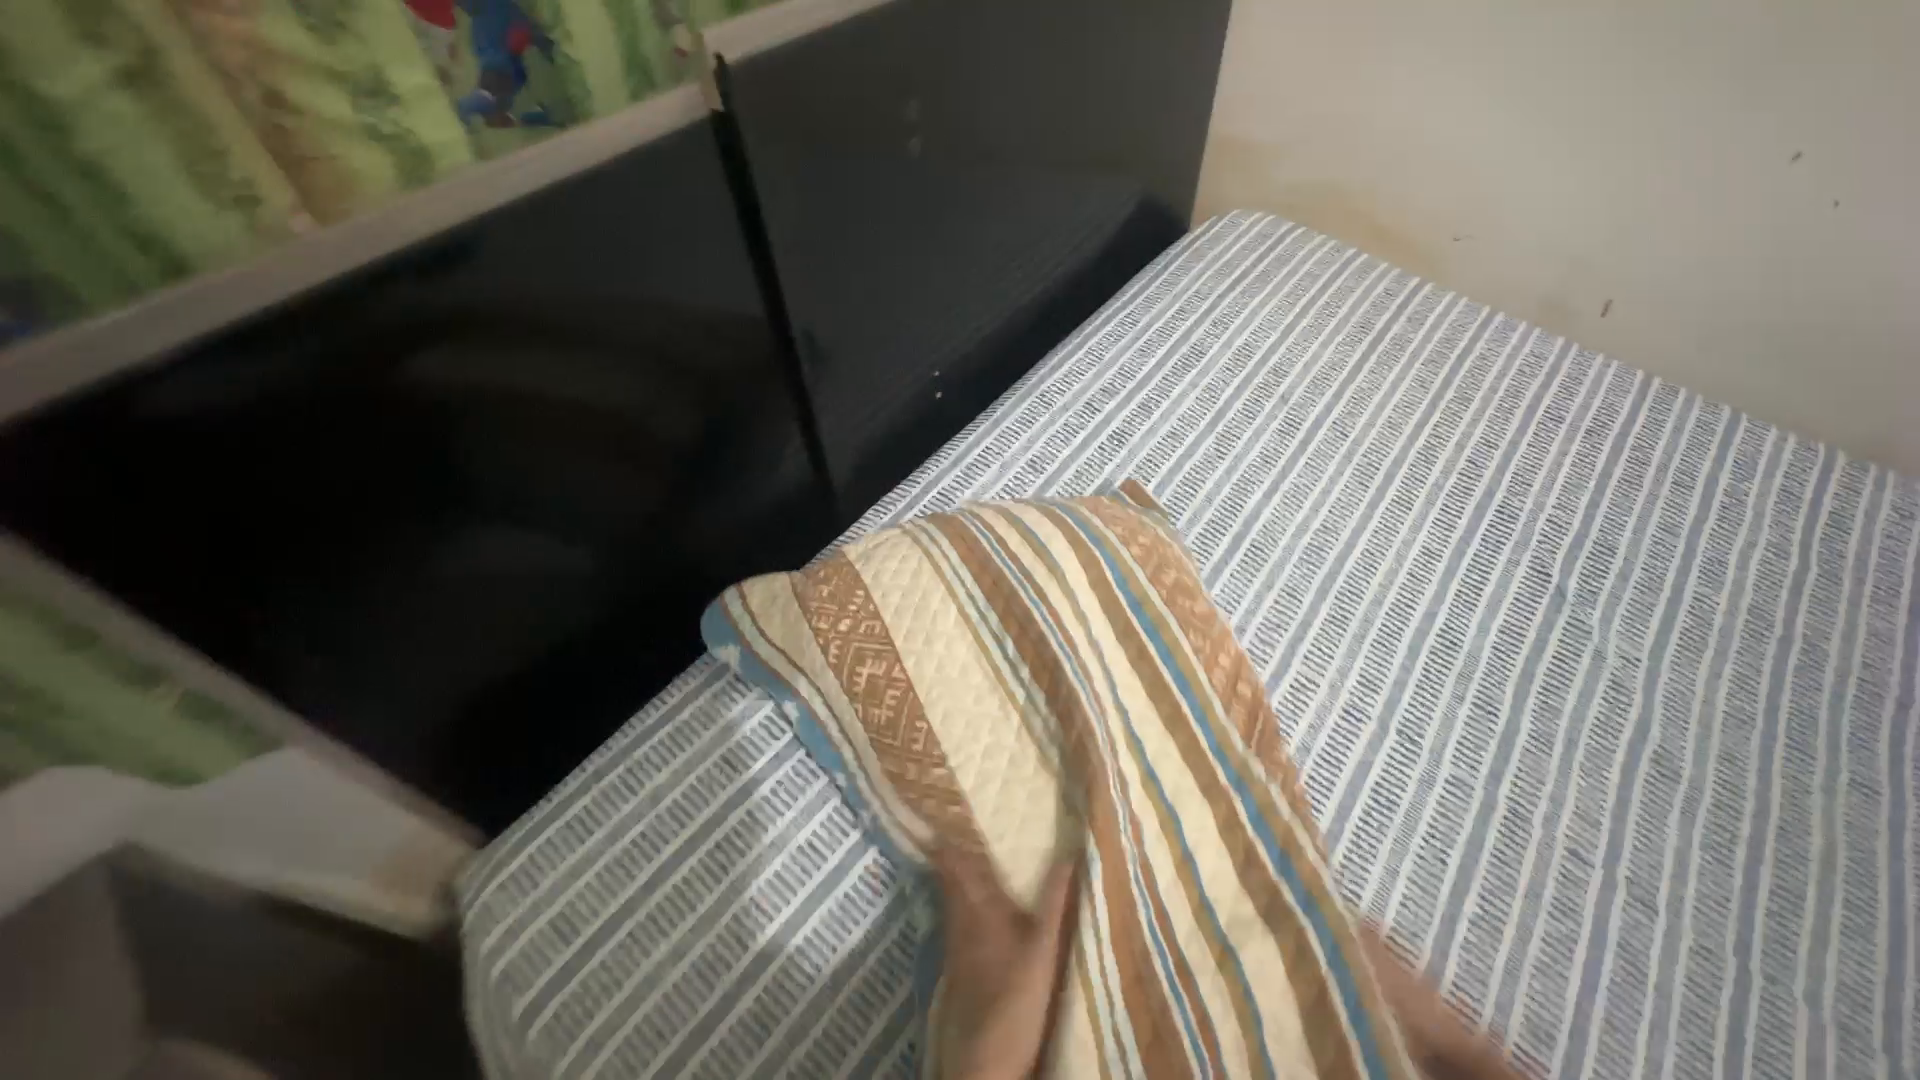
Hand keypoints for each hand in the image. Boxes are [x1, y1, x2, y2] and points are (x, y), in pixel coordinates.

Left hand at [932, 848, 1080, 1079]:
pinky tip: (964, 911)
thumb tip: (1070, 853)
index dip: (949, 840)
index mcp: (982, 909)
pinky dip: (955, 904)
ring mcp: (956, 947)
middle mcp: (962, 921)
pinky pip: (952, 922)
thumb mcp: (1046, 947)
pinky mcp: (956, 969)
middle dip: (948, 854)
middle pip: (949, 881)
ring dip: (950, 877)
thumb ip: (1057, 900)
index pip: (958, 865)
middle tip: (947, 827)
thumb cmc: (1017, 997)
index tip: (943, 813)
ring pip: (949, 901)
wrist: (985, 1058)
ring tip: (953, 856)